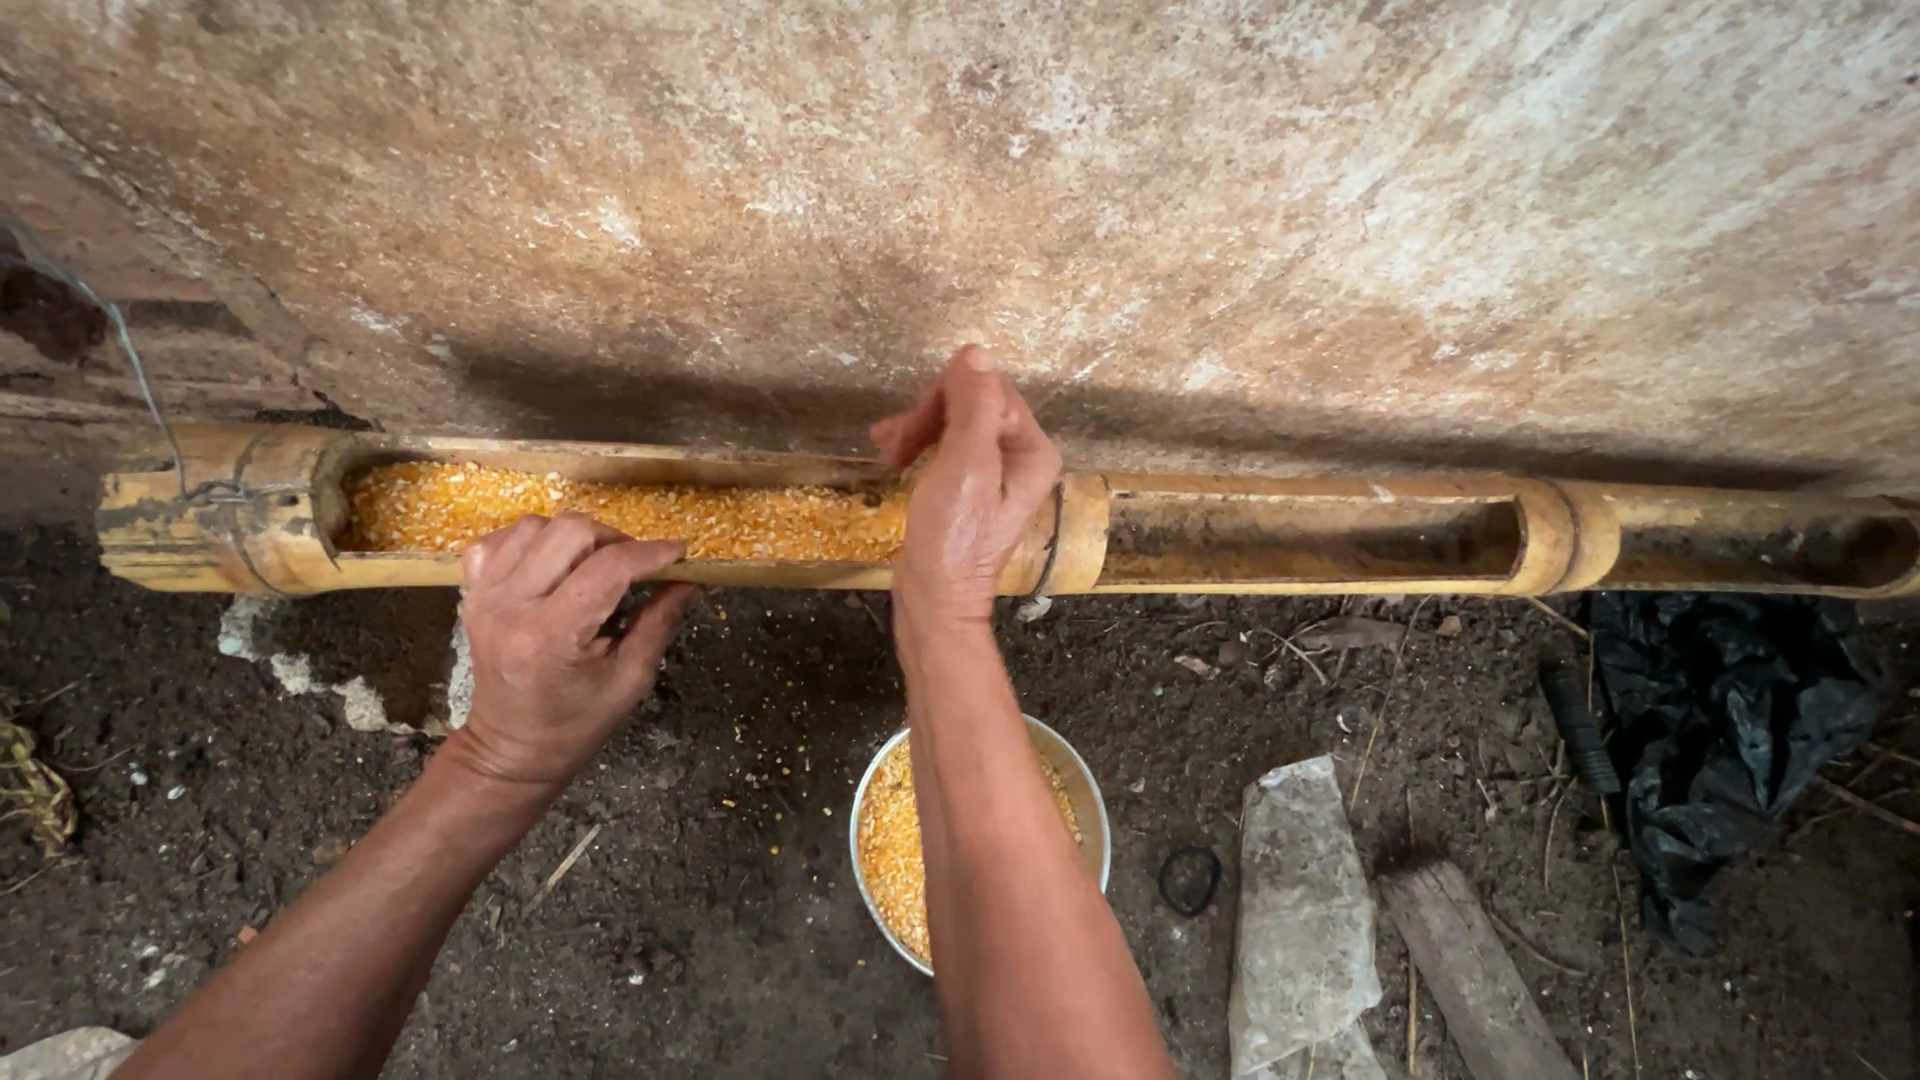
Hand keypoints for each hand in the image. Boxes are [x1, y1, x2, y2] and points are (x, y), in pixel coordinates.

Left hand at [448, 513, 696, 787]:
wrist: (511, 746)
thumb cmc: (578, 722)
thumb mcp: (632, 677)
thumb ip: (660, 620)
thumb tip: (688, 577)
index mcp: (550, 635)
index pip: (608, 568)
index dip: (651, 553)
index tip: (679, 553)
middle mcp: (509, 606)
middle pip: (570, 531)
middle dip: (616, 539)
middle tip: (637, 564)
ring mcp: (483, 595)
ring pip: (537, 526)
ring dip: (578, 536)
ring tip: (599, 562)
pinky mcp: (472, 591)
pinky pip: (502, 538)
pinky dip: (536, 539)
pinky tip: (557, 560)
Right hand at [871, 344, 1061, 623]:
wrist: (934, 599)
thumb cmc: (951, 538)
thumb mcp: (965, 465)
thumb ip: (974, 406)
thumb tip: (974, 351)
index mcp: (1032, 450)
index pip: (990, 390)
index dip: (947, 397)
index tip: (911, 425)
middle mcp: (1021, 457)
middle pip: (972, 404)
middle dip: (928, 415)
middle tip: (893, 443)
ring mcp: (996, 473)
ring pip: (954, 422)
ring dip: (917, 428)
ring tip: (887, 451)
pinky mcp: (970, 487)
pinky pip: (946, 445)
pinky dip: (918, 443)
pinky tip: (892, 453)